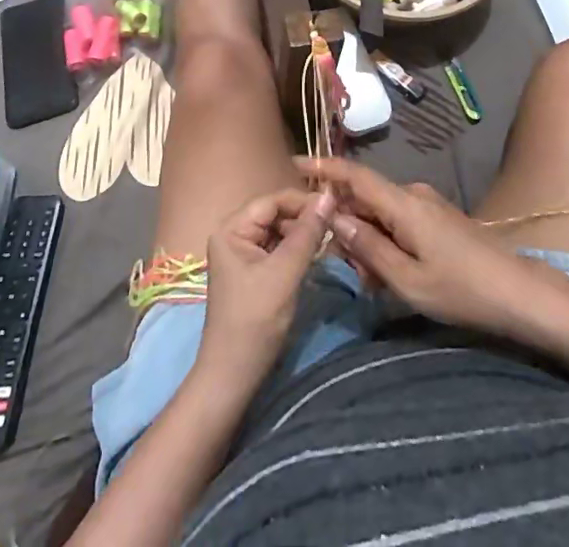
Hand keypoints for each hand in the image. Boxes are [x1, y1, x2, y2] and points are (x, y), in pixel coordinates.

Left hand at [199, 188, 336, 382]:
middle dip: (305, 218)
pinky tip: (316, 257)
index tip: (337, 209)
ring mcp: (243, 254)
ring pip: (280, 231)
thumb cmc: (255, 319)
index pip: (273, 201)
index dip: (304, 201)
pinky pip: (279, 249)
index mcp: (231, 229)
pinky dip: (297, 250)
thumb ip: (308, 233)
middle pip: (276, 214)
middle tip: (336, 228)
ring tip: (330, 242)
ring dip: (304, 235)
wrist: (234, 372)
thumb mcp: (285, 272)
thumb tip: (330, 196)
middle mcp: (234, 235)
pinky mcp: (254, 272)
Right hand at [299, 157, 544, 337]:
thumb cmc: (461, 289)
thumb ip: (368, 247)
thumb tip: (335, 219)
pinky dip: (386, 244)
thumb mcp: (406, 279)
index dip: (325, 167)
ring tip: (374, 284)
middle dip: (347, 229)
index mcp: (404, 204)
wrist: (518, 292)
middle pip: (365, 200)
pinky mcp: (438, 218)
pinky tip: (391, 276)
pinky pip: (399, 222)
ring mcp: (428, 205)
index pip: (356, 176)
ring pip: (381, 215)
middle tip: (350, 272)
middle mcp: (414, 195)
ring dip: (368, 242)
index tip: (295, 163)